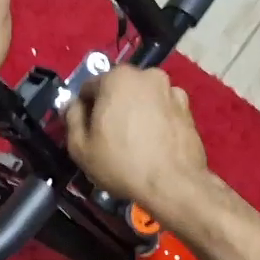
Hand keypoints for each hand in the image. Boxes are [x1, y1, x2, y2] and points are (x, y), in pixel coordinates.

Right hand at [64, 66, 210, 212]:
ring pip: (143, 98)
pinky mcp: (188, 109)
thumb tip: (73, 105)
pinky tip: (154, 143)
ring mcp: (171, 90)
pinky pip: (163, 110)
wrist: (173, 184)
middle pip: (119, 90)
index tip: (88, 131)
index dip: (85, 110)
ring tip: (135, 142)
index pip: (90, 87)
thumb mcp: (80, 147)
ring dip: (136, 112)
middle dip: (112, 108)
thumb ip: (71, 118)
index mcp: (117, 77)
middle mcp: (147, 75)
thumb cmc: (122, 164)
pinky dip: (157, 120)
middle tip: (109, 137)